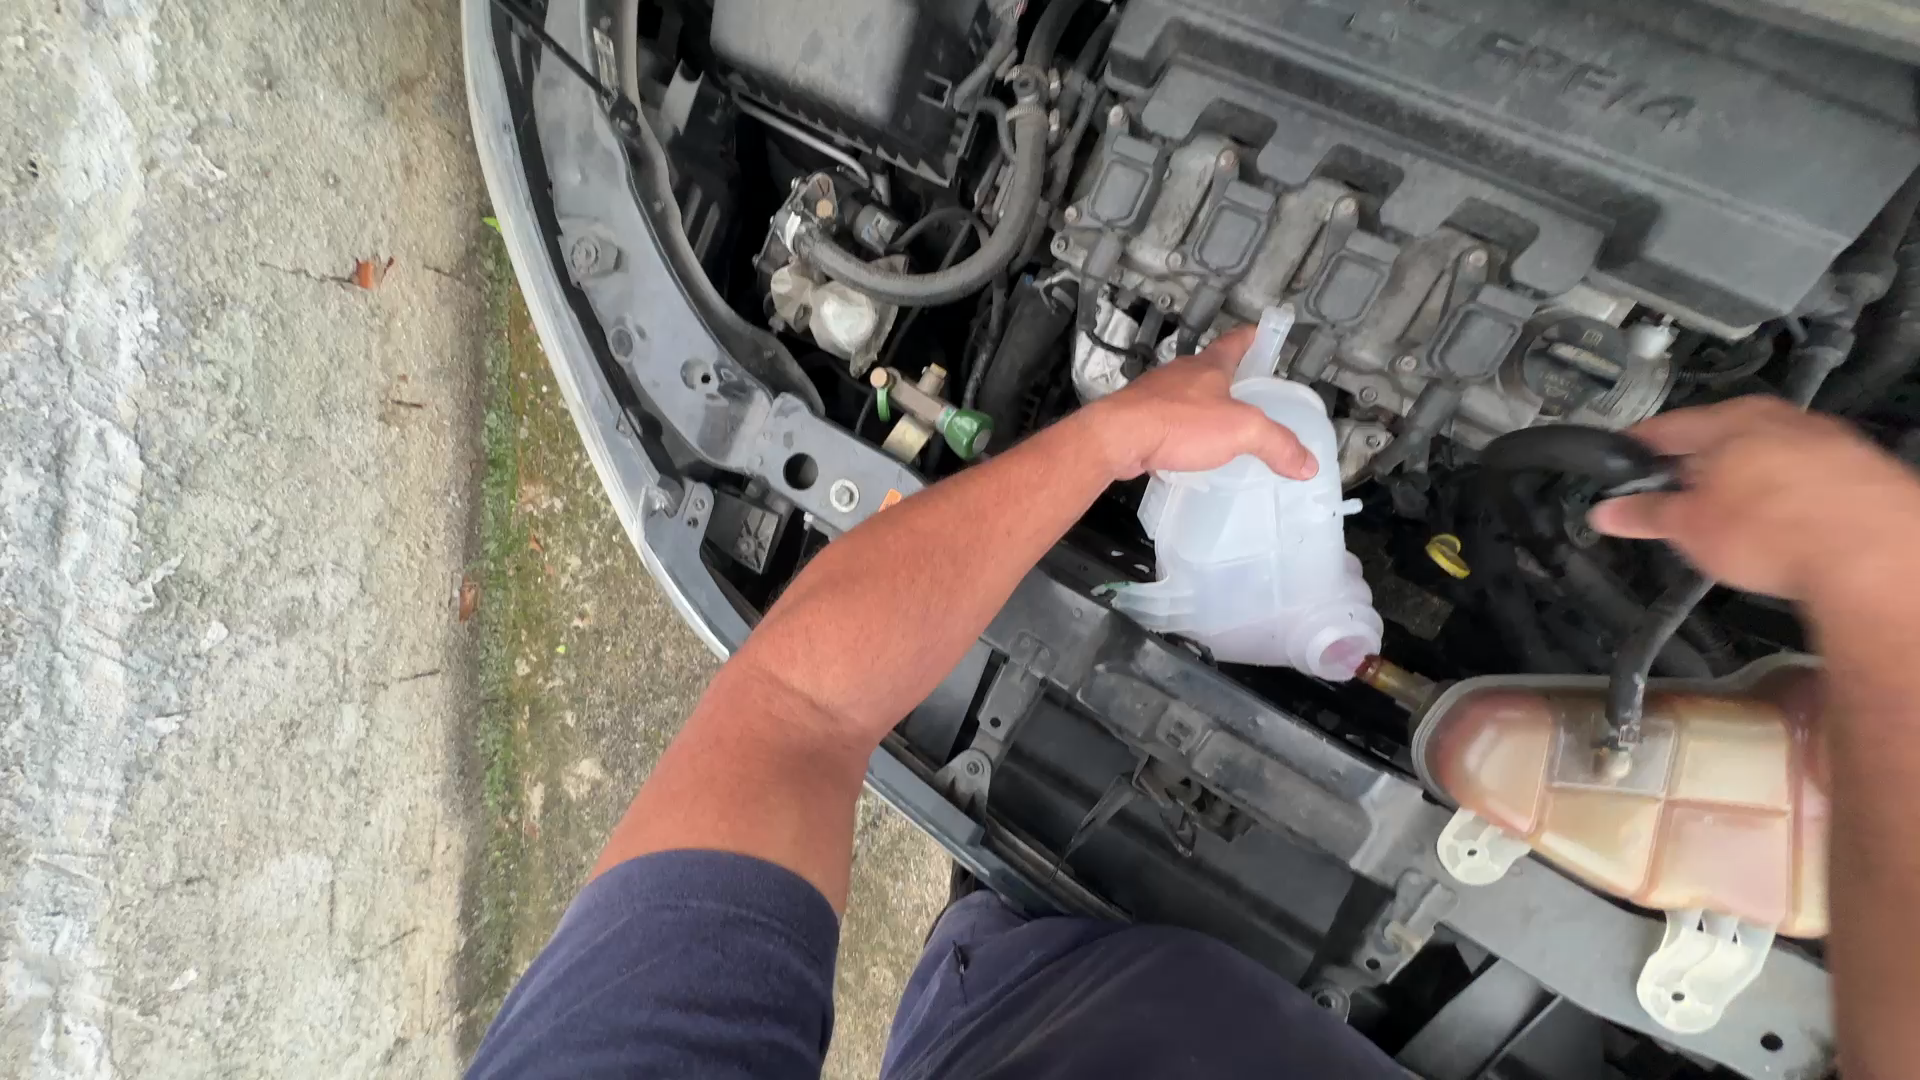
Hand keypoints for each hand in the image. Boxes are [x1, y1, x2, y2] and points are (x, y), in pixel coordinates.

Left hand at [1079, 325, 1318, 480]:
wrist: (1118, 438)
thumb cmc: (1178, 422)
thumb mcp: (1242, 431)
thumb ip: (1277, 444)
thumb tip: (1306, 463)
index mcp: (1209, 366)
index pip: (1237, 341)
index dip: (1253, 337)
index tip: (1263, 334)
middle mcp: (1180, 374)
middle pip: (1209, 370)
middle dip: (1228, 380)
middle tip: (1246, 395)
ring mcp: (1154, 396)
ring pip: (1184, 397)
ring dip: (1200, 409)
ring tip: (1218, 430)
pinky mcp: (1137, 419)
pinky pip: (1165, 423)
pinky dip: (1178, 434)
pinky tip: (1184, 453)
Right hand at [1590, 396, 1919, 599]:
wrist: (1876, 561)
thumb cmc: (1778, 531)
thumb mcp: (1686, 526)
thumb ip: (1643, 514)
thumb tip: (1607, 513)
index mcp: (1732, 420)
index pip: (1664, 426)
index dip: (1633, 447)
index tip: (1618, 459)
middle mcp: (1785, 421)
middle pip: (1720, 437)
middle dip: (1690, 462)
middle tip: (1663, 486)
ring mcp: (1832, 444)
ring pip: (1765, 455)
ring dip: (1737, 477)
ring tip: (1715, 509)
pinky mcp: (1865, 474)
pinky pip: (1804, 476)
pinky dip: (1778, 493)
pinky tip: (1768, 521)